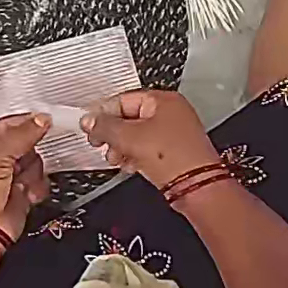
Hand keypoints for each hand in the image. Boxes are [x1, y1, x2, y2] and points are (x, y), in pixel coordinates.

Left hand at [0, 113, 52, 242]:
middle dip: (30, 152)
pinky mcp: (20, 196)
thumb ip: (22, 134)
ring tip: (21, 181)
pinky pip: (39, 184)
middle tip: (25, 157)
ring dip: (33, 173)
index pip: (8, 125)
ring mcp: (7, 180)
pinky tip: (27, 193)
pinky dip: (37, 188)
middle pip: (26, 145)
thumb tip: (41, 119)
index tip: (44, 120)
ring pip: (35, 164)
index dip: (26, 122)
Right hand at [80, 90, 221, 189]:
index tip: (89, 125)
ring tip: (115, 157)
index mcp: (163, 100)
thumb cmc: (174, 157)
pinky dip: (134, 155)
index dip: (103, 113)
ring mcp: (173, 133)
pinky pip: (147, 148)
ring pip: (137, 135)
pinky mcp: (173, 152)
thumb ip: (105, 127)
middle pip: (129, 117)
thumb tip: (90, 121)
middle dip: (112, 133)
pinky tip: (129, 165)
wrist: (197, 188)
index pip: (123, 99)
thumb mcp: (130, 137)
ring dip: (121, 147)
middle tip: (99, 143)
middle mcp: (170, 113)